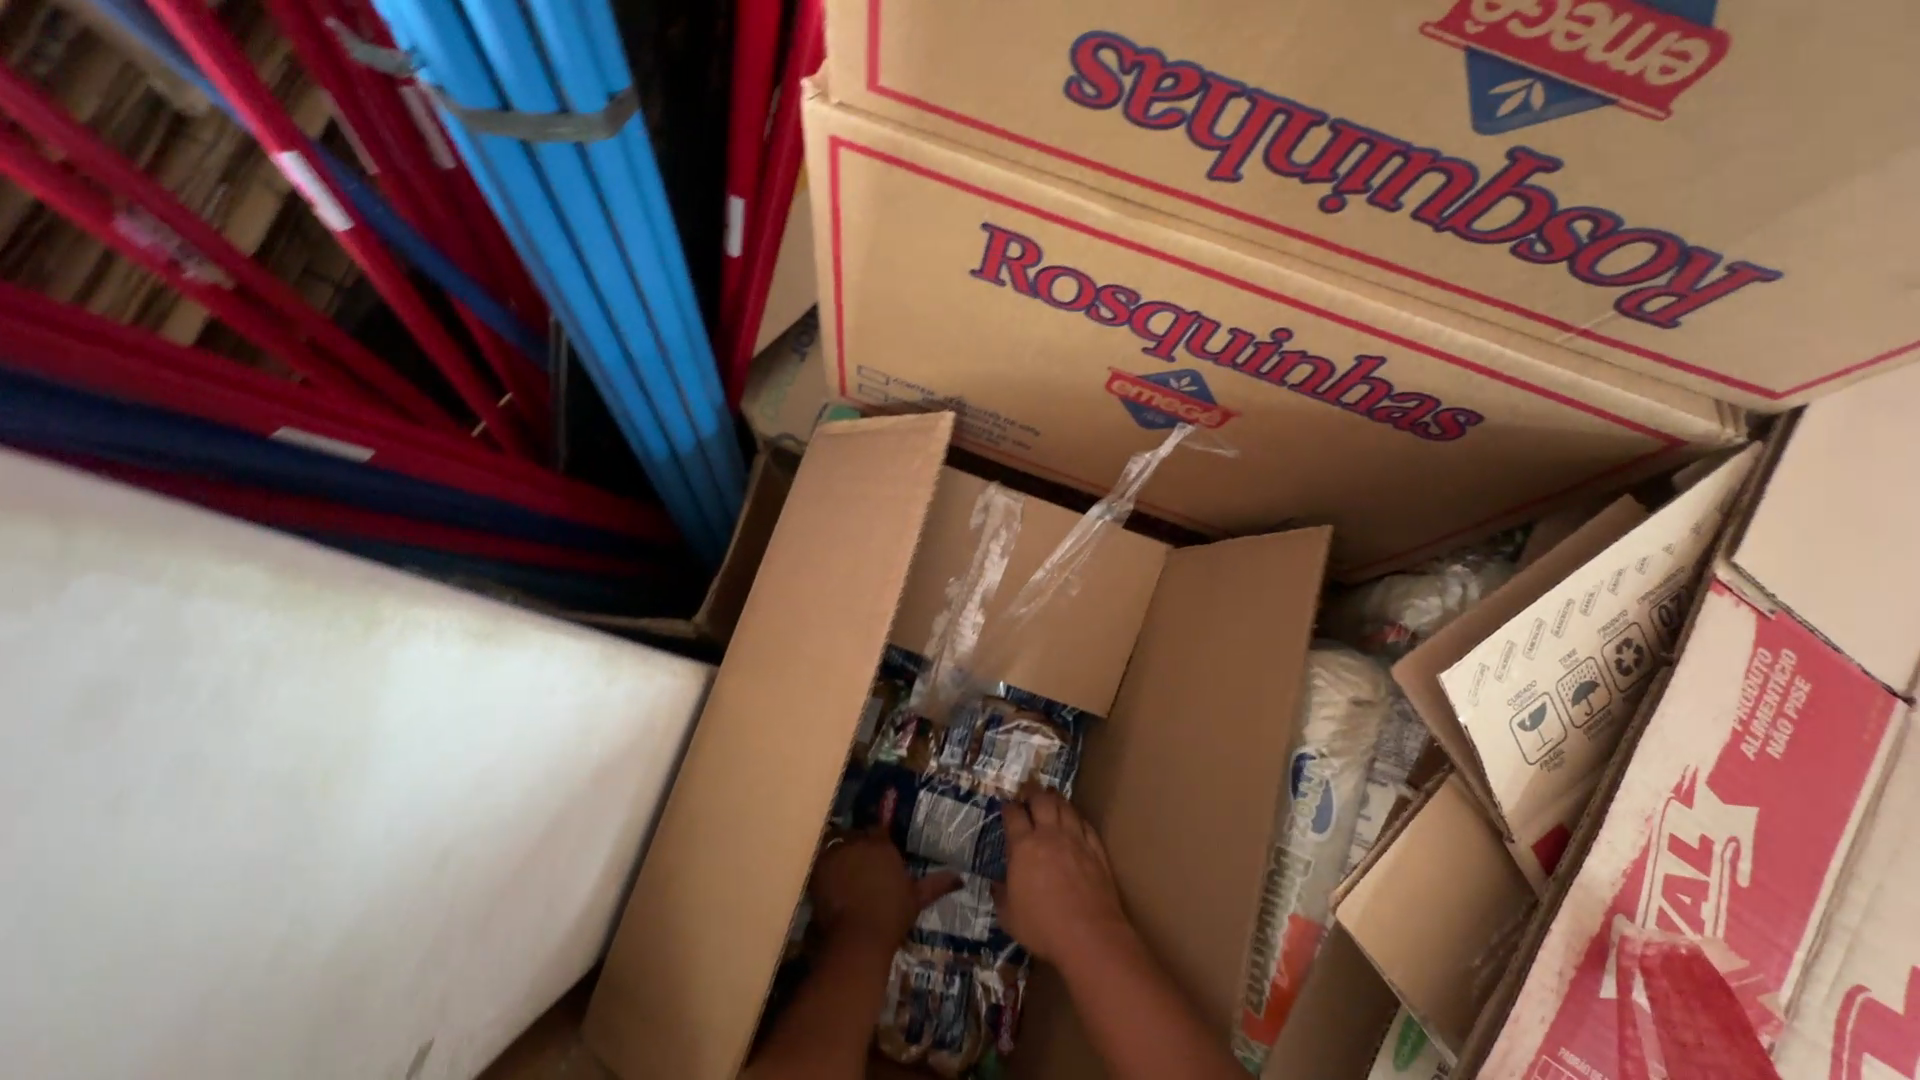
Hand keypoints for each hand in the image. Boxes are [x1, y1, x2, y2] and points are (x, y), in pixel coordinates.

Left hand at [810, 833, 961, 949]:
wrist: (858, 937)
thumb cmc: (891, 916)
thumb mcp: (916, 899)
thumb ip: (937, 884)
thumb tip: (961, 878)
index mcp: (883, 845)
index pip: (879, 829)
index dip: (877, 837)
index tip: (876, 846)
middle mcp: (859, 842)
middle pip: (856, 835)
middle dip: (858, 846)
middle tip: (860, 865)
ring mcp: (837, 854)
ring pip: (836, 845)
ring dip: (840, 855)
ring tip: (842, 874)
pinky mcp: (819, 868)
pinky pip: (821, 861)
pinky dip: (825, 869)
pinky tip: (828, 883)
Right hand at [993, 790, 1132, 968]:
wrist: (1090, 936)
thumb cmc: (1042, 927)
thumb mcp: (1008, 916)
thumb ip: (1001, 895)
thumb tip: (997, 884)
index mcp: (1023, 847)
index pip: (1013, 814)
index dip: (1009, 806)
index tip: (1007, 805)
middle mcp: (1050, 835)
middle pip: (1042, 800)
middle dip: (1033, 792)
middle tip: (1029, 790)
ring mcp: (1076, 840)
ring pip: (1066, 808)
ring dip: (1056, 799)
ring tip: (1051, 796)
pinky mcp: (1097, 851)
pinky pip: (1086, 825)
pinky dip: (1078, 818)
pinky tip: (1076, 819)